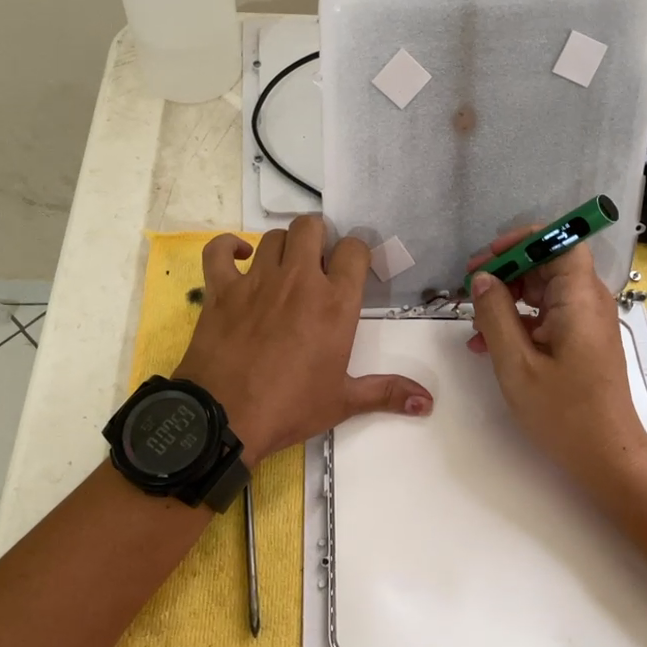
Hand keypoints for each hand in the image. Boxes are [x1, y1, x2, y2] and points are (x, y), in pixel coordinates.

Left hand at [174, 216, 432, 464]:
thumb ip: (386, 392)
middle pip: (311, 227)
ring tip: (284, 268)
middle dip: (318, 237)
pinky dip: (228, 248)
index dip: (356, 253)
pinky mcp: (221, 289)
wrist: (226, 418)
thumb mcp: (344, 401)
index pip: (355, 249)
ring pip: (272, 236)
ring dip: (282, 246)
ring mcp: (256, 281)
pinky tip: (238, 257)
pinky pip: (219, 251)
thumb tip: (428, 403)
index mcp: (335, 303)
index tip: (352, 269)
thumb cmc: (291, 408)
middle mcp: (298, 280)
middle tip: (318, 262)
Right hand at [465, 231, 646, 472]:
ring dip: (508, 300)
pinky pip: (547, 316)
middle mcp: (588, 303)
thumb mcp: (516, 364)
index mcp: (579, 299)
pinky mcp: (581, 341)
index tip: (490, 258)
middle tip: (470, 288)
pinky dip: (519, 322)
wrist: (606, 455)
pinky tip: (488, 344)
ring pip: (544, 291)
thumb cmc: (563, 412)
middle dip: (507, 272)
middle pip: (548, 265)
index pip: (561, 243)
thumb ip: (496, 315)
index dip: (525, 241)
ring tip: (473, 324)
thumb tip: (483, 279)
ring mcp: (586, 323)